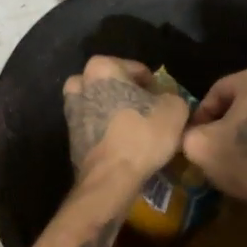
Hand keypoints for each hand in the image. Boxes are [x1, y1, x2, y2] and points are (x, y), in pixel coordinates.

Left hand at [62, 56, 188, 182]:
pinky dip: (107, 132)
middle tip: (147, 110)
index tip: (163, 99)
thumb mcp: (175, 110)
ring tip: (135, 128)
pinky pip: (94, 127)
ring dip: (114, 112)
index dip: (153, 84)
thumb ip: (172, 97)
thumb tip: (167, 102)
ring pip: (99, 105)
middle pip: (111, 85)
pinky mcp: (71, 138)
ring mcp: (72, 113)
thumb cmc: (142, 135)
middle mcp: (81, 85)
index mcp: (103, 68)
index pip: (135, 68)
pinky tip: (124, 145)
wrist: (110, 178)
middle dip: (127, 94)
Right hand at [181, 63, 246, 206]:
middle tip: (211, 144)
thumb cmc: (245, 161)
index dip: (201, 115)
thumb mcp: (199, 144)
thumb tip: (192, 130)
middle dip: (223, 119)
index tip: (194, 137)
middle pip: (239, 98)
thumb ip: (187, 129)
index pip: (217, 91)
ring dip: (242, 127)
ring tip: (230, 152)